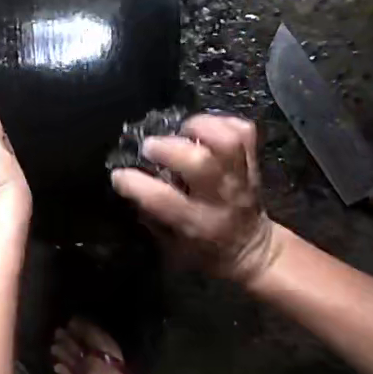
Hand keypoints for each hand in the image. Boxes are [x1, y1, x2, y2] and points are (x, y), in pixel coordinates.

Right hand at [110, 114, 280, 282]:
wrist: (253, 251)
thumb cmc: (206, 251)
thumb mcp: (172, 248)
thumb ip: (151, 217)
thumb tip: (128, 187)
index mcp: (197, 223)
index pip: (163, 199)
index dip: (135, 183)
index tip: (119, 175)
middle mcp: (221, 197)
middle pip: (200, 163)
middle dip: (169, 148)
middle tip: (150, 146)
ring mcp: (240, 177)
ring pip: (227, 140)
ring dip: (199, 128)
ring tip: (181, 131)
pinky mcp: (252, 162)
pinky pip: (243, 131)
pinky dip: (222, 122)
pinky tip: (204, 129)